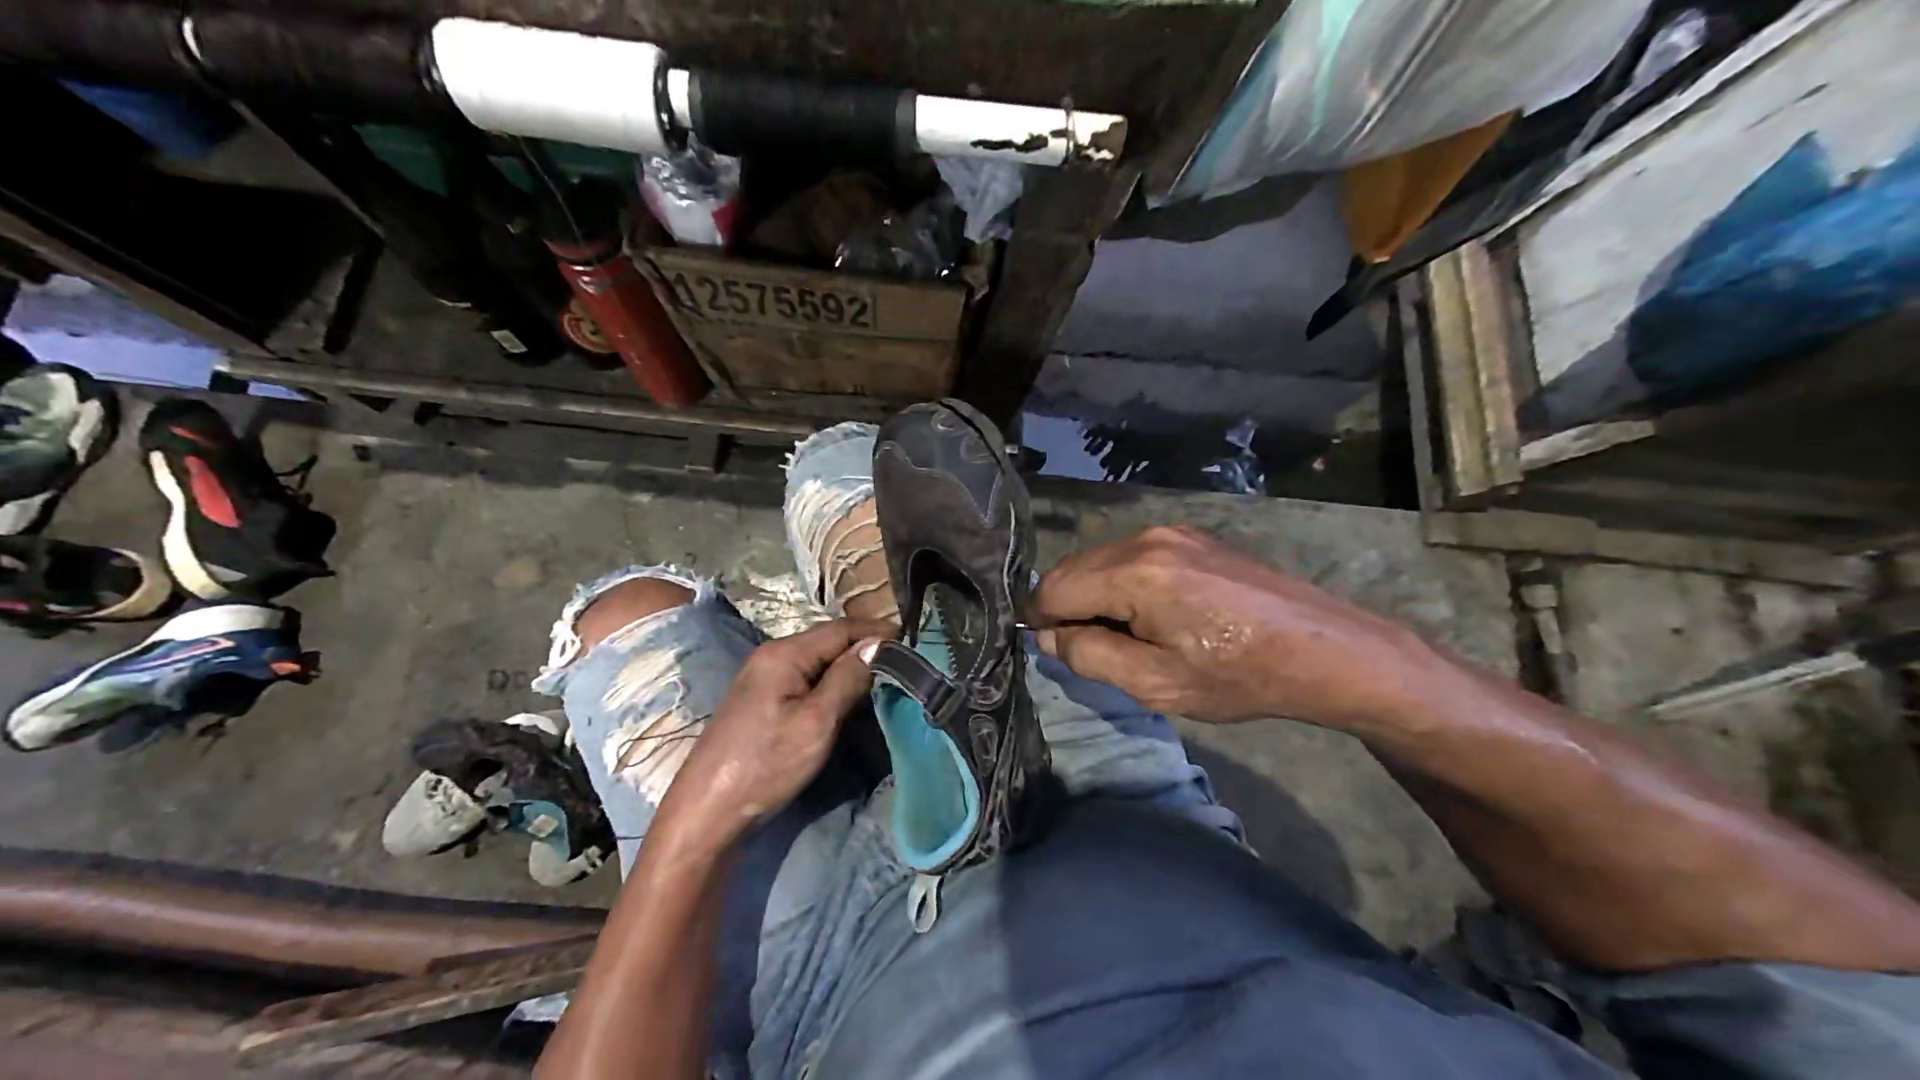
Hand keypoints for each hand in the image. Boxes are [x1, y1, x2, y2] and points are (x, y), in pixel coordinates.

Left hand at [658, 618, 891, 842]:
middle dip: (865, 646)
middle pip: (828, 640)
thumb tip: (877, 644)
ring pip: (818, 660)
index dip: (877, 632)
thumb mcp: (816, 722)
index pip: (841, 628)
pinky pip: (805, 677)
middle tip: (904, 660)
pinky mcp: (762, 699)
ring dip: (849, 664)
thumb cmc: (766, 764)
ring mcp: (763, 677)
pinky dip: (831, 680)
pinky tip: (849, 694)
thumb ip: (847, 679)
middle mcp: (772, 655)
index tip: (912, 640)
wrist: (708, 809)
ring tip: (884, 676)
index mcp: (784, 654)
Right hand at [1031, 526, 1445, 729]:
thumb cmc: (1239, 675)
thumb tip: (1048, 635)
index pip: (1052, 589)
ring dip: (1096, 596)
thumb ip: (1090, 656)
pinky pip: (1131, 556)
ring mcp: (1171, 532)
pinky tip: (1155, 614)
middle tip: (1096, 650)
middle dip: (1068, 608)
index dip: (1042, 622)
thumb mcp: (1157, 684)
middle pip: (1072, 569)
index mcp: (1135, 573)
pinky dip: (1123, 583)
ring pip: (1100, 561)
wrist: (1324, 650)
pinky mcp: (1190, 536)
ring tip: (1131, 636)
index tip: (1058, 651)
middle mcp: (1146, 539)